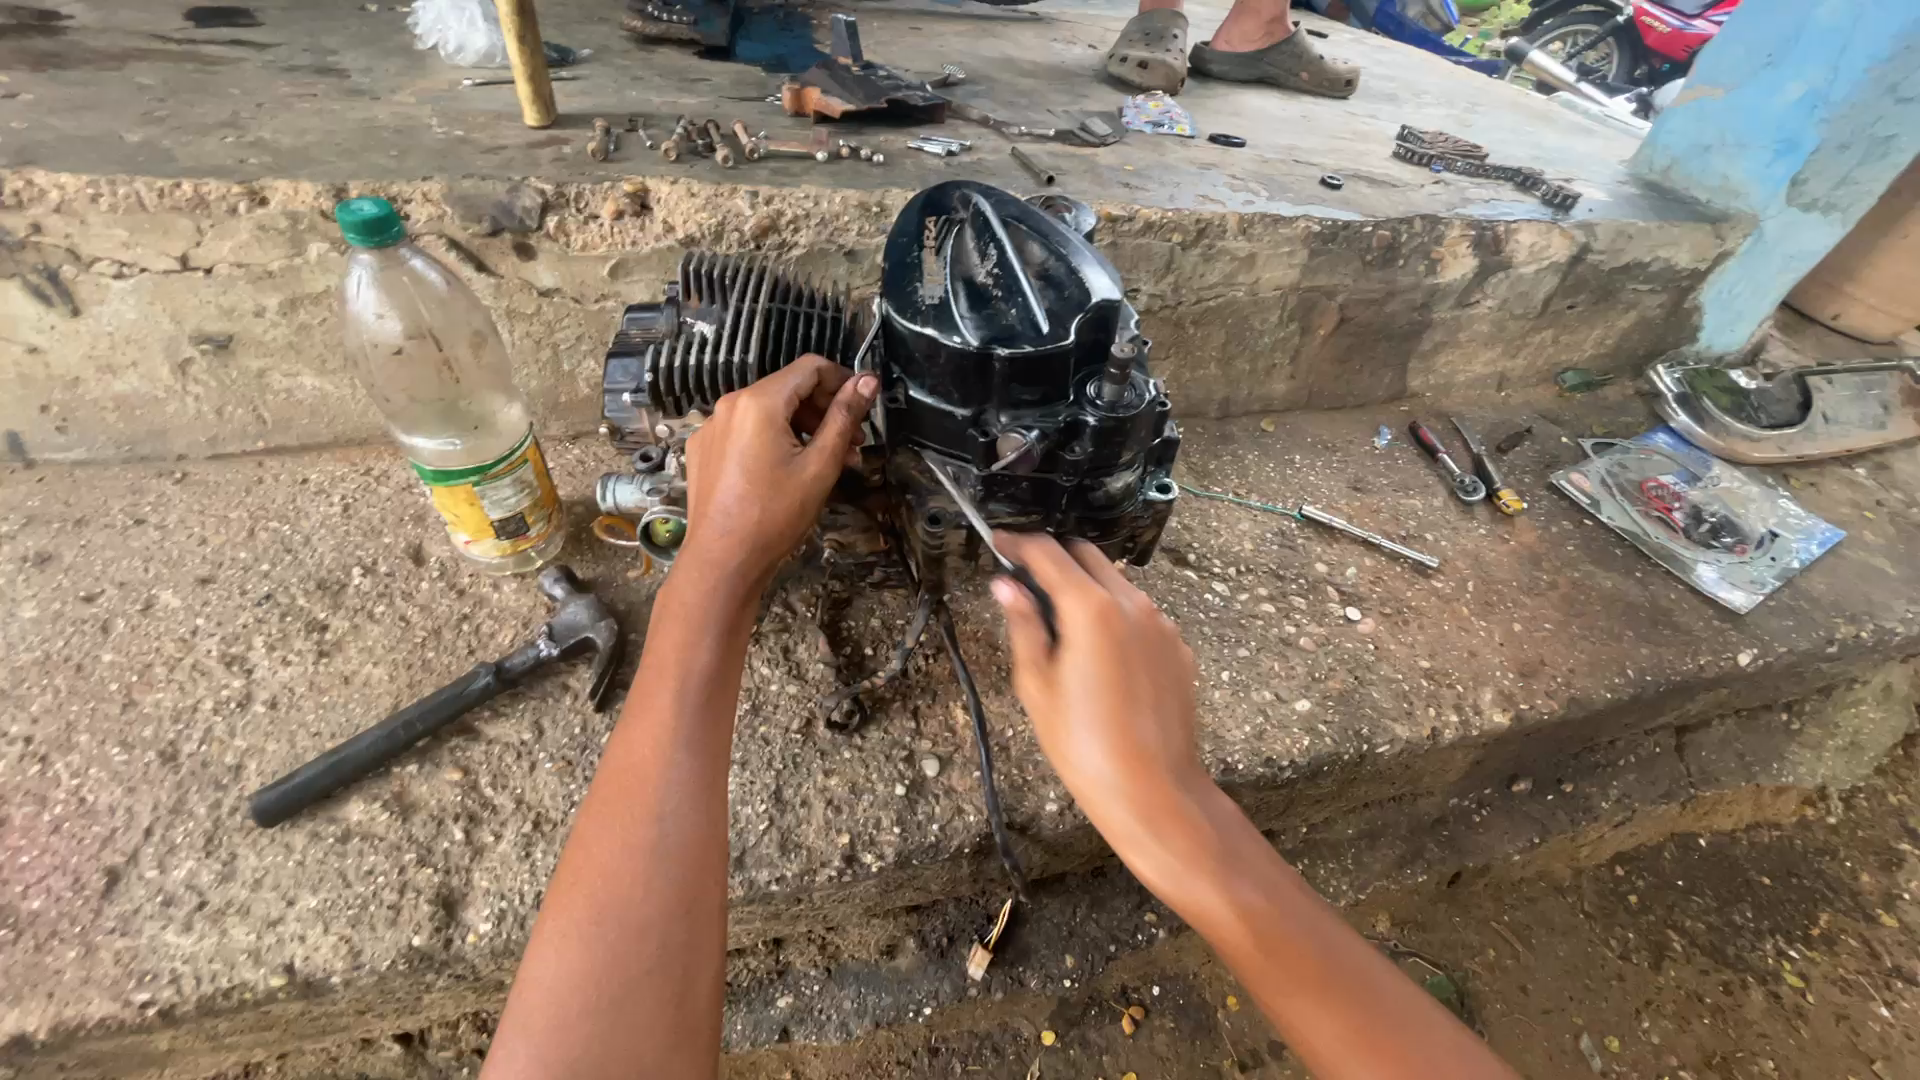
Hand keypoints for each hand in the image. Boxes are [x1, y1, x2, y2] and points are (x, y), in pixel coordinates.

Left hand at [680, 355, 876, 589]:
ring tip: (827, 461)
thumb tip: (868, 381)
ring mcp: (712, 427)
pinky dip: (773, 440)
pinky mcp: (705, 449)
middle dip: (825, 410)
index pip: (810, 367)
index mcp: (759, 402)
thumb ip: (844, 418)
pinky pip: (746, 431)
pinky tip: (788, 471)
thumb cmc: (775, 515)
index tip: (862, 407)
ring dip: (803, 428)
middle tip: (853, 443)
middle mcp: (730, 404)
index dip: (842, 381)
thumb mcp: (820, 465)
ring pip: (768, 412)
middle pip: (788, 389)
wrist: (723, 560)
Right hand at [990, 533, 1206, 835]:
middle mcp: (1132, 604)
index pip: (1048, 552)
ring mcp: (1161, 624)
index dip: (1018, 544)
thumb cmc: (1083, 744)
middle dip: (1054, 558)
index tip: (1000, 546)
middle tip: (1027, 584)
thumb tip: (1006, 586)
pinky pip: (1140, 614)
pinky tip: (1100, 654)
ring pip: (1116, 582)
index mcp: (1091, 608)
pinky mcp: (1177, 647)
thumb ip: (1023, 624)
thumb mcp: (1037, 683)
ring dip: (1086, 586)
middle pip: (1086, 555)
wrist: (1153, 790)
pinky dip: (1114, 615)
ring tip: (1062, 625)